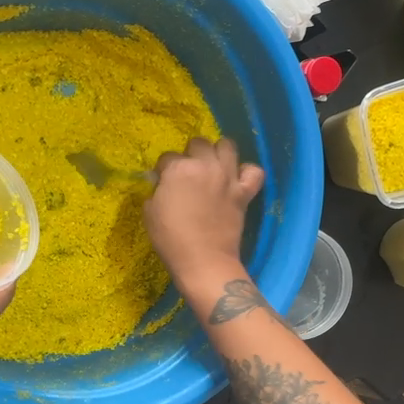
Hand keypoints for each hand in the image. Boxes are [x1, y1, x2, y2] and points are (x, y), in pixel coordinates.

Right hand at [146, 137, 264, 292]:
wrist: (203, 260)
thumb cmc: (170, 239)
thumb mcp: (149, 213)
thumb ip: (156, 192)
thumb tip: (161, 185)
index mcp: (178, 169)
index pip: (167, 157)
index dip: (164, 169)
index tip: (163, 182)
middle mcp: (205, 166)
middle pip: (199, 143)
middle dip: (191, 154)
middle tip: (188, 173)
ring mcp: (228, 177)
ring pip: (227, 146)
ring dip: (218, 152)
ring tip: (213, 167)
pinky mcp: (244, 192)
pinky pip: (254, 171)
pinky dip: (247, 172)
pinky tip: (238, 179)